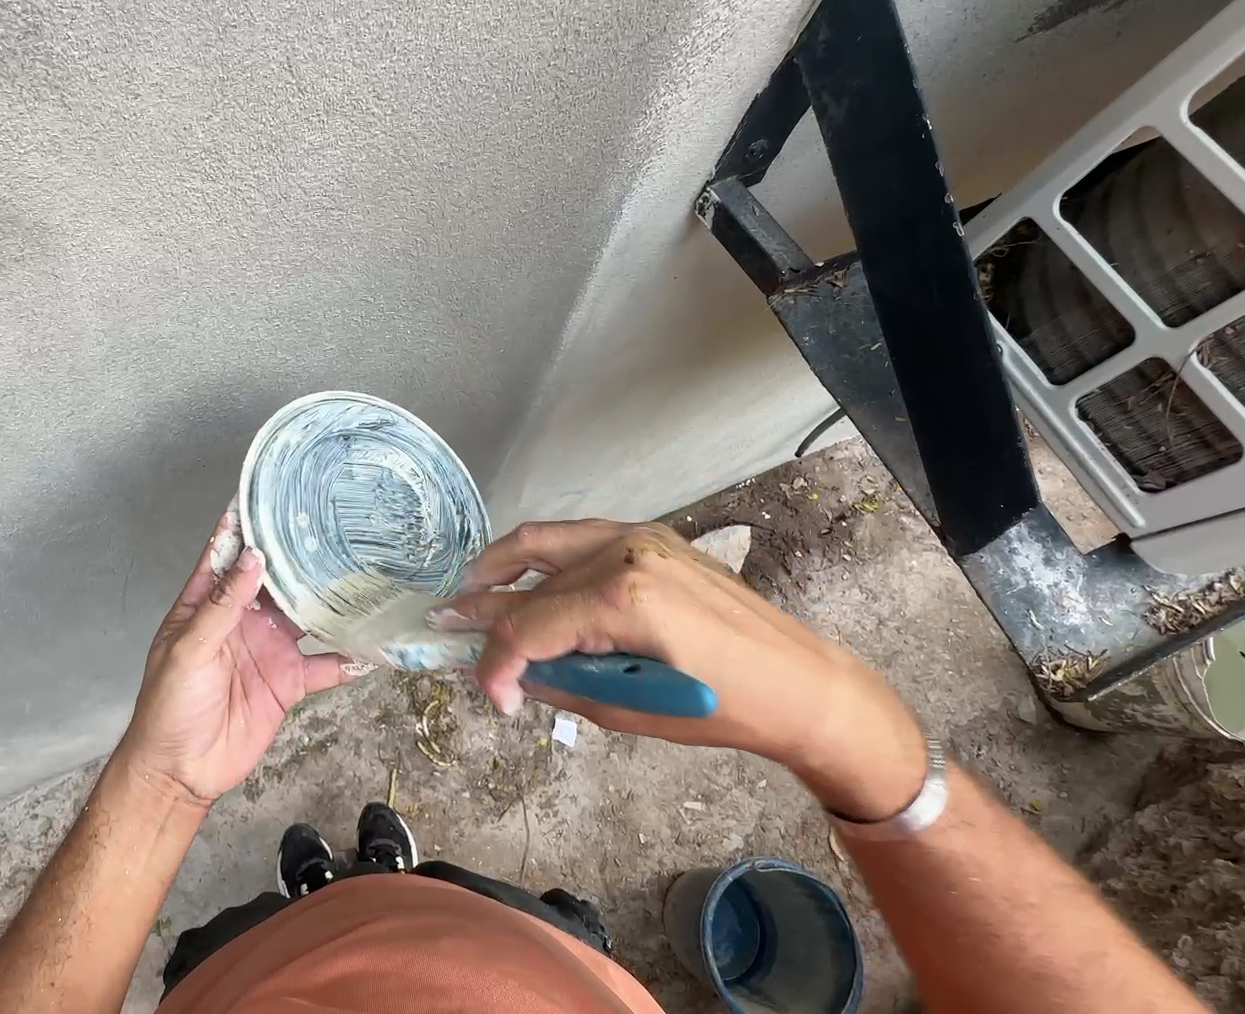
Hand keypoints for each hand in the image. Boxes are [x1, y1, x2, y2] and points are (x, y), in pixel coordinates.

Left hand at [115, 510, 352, 810]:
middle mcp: (243, 620)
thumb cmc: (169, 706)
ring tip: (364, 577)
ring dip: (331, 602)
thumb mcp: (189, 649)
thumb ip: (222, 605)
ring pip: (307, 617)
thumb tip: (253, 558)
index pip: (228, 555)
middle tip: (334, 529)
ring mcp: (269, 650)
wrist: (181, 771)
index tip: (270, 495)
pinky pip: (325, 666)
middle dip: (300, 558)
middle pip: (276, 581)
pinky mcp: (288, 682)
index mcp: (208, 605)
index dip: (246, 525)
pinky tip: (372, 647)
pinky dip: (348, 658)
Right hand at [434, 520, 927, 819]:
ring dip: (502, 565)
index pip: (527, 626)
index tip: (492, 697)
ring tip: (470, 588)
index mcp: (622, 598)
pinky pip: (576, 539)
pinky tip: (524, 574)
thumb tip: (507, 674)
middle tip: (445, 623)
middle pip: (528, 582)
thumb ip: (557, 680)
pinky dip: (542, 556)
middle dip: (483, 610)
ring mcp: (638, 536)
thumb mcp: (627, 708)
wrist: (799, 681)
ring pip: (544, 541)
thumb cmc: (720, 708)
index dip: (495, 664)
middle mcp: (623, 551)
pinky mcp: (649, 535)